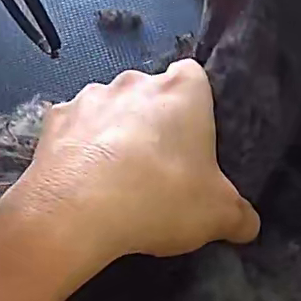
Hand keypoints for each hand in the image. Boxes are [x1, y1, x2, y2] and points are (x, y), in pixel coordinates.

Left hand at [0, 61, 260, 298]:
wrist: (75, 214)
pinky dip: (81, 149)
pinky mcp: (52, 121)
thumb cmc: (161, 198)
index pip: (195, 75)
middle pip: (152, 94)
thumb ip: (241, 217)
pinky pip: (75, 130)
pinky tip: (85, 182)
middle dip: (156, 122)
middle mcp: (135, 82)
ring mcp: (88, 97)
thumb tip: (248, 225)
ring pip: (111, 109)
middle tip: (163, 167)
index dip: (197, 104)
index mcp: (183, 93)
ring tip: (119, 179)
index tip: (196, 137)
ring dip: (116, 134)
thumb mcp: (220, 216)